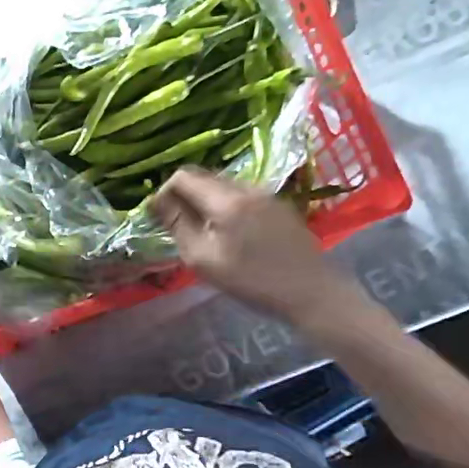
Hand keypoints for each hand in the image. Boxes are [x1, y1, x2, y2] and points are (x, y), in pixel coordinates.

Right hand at [152, 167, 367, 325]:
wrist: (310, 291)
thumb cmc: (252, 281)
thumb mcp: (204, 259)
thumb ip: (178, 225)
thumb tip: (157, 201)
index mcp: (226, 199)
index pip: (183, 176)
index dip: (165, 192)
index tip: (159, 217)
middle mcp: (246, 187)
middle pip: (204, 176)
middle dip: (184, 195)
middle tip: (177, 226)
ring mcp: (266, 194)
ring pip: (223, 186)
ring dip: (205, 201)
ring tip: (203, 233)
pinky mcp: (279, 205)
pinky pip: (242, 196)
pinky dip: (226, 207)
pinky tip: (230, 234)